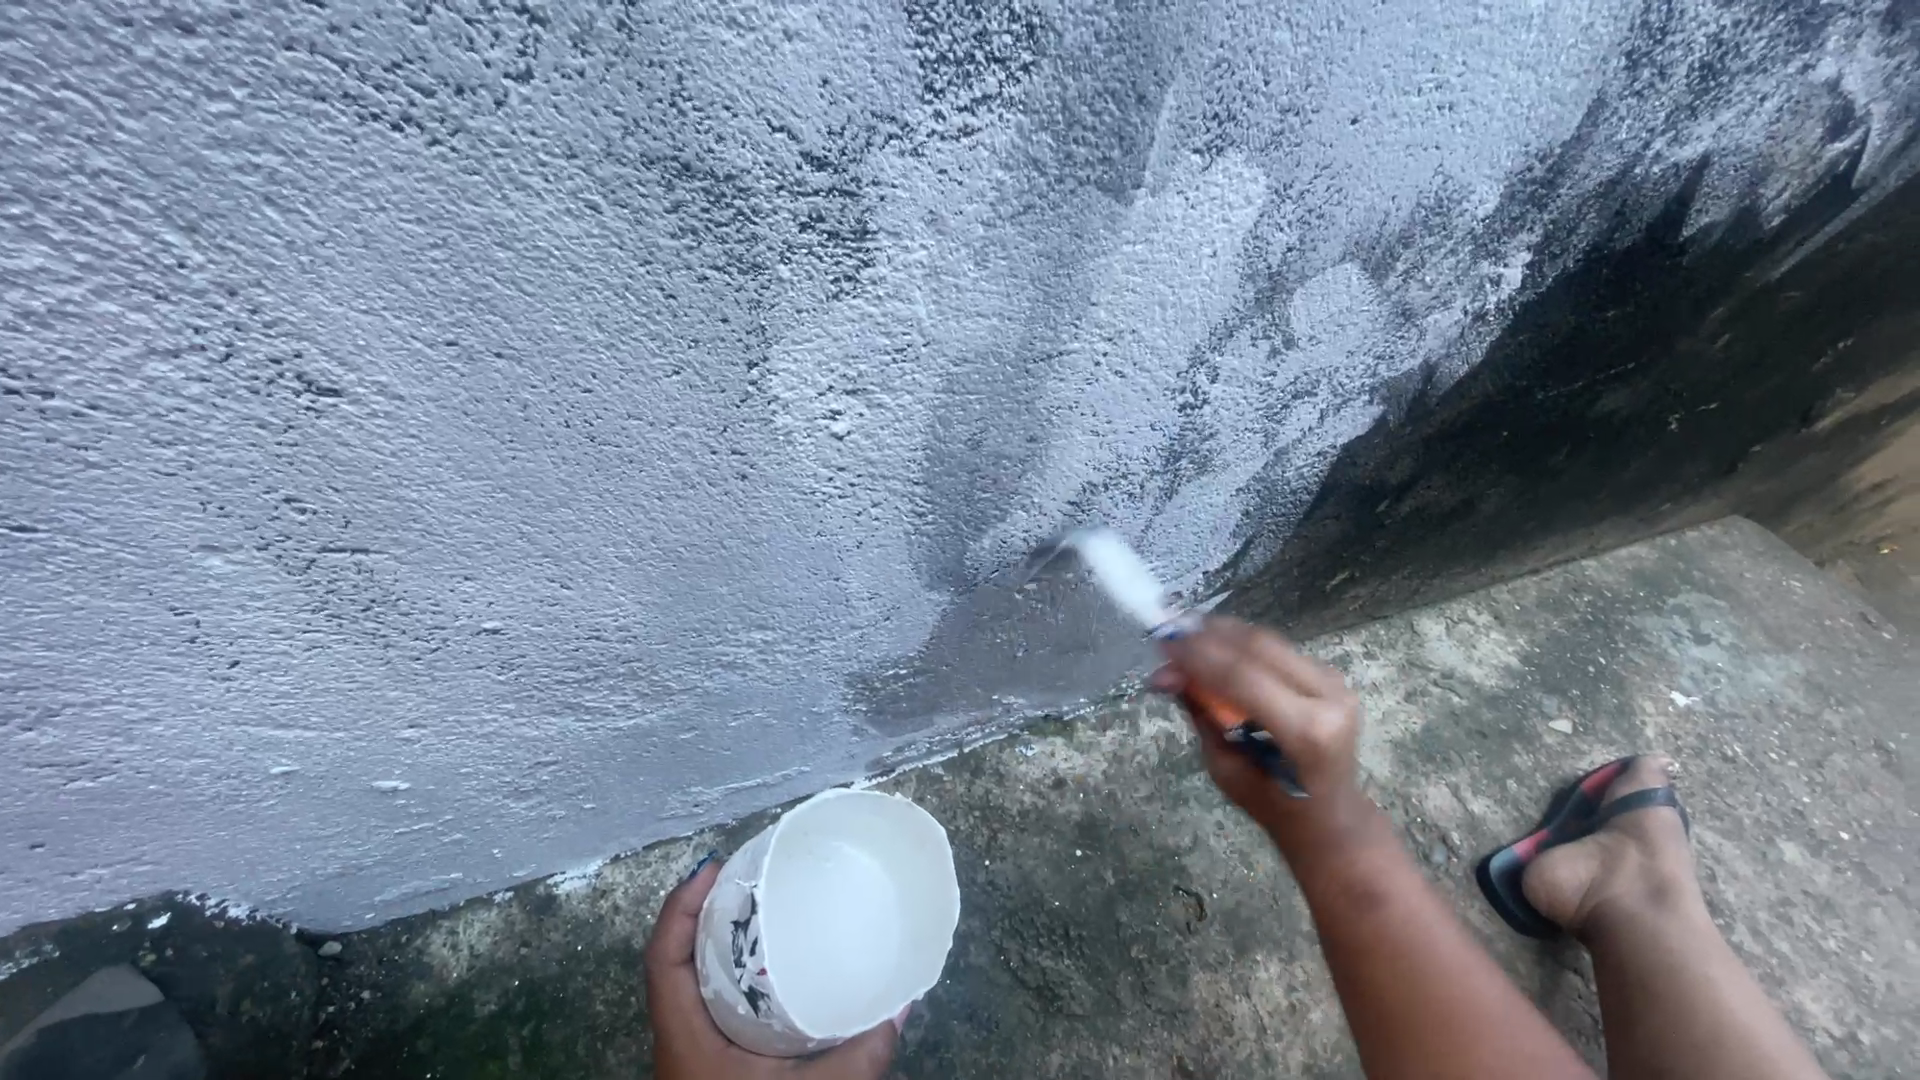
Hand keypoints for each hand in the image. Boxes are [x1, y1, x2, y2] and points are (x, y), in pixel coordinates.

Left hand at [645, 860, 902, 1079]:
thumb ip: (857, 1058)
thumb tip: (902, 1004)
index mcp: (684, 1036)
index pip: (662, 958)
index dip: (678, 906)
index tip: (715, 867)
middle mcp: (678, 1036)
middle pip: (674, 958)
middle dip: (704, 910)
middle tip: (749, 878)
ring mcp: (691, 1050)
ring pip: (689, 979)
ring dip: (714, 939)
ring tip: (758, 908)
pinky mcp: (708, 1061)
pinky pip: (708, 1000)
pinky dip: (728, 970)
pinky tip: (766, 966)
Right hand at [1154, 617, 1367, 841]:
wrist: (1329, 813)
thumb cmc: (1274, 803)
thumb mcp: (1225, 767)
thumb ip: (1201, 714)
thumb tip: (1165, 675)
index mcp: (1307, 732)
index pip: (1243, 678)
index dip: (1198, 657)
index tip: (1162, 645)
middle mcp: (1328, 697)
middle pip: (1257, 648)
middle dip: (1207, 637)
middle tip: (1168, 633)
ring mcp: (1334, 682)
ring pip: (1267, 640)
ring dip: (1222, 632)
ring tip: (1185, 631)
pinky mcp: (1330, 674)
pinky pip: (1276, 648)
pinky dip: (1240, 641)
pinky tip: (1212, 640)